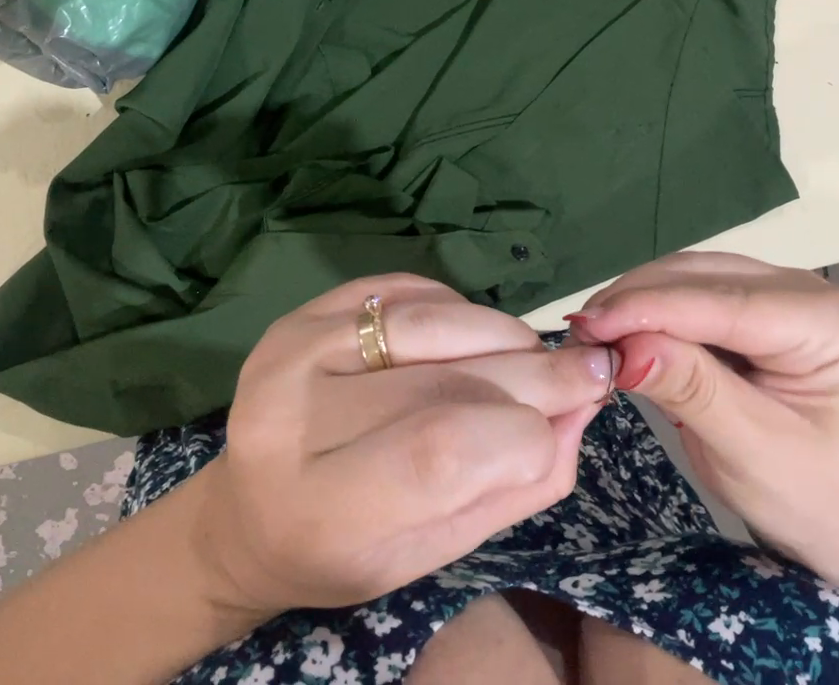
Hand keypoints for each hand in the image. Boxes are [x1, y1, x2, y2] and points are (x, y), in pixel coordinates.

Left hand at [189, 274, 615, 614]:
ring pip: (432, 319)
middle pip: (444, 378)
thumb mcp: (437, 548)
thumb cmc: (347, 549)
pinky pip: (405, 289)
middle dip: (536, 372)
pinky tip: (472, 336)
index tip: (568, 423)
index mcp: (324, 504)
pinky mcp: (301, 313)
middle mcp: (295, 416)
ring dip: (503, 333)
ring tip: (528, 357)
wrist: (252, 512)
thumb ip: (518, 484)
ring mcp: (292, 350)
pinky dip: (457, 307)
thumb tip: (585, 402)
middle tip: (587, 370)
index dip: (524, 433)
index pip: (442, 449)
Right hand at [565, 252, 838, 596]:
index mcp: (833, 325)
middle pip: (704, 278)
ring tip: (590, 336)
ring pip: (688, 276)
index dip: (653, 309)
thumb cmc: (808, 497)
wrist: (835, 520)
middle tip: (578, 336)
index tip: (589, 326)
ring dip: (635, 302)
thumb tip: (626, 348)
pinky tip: (617, 332)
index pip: (728, 303)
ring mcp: (778, 292)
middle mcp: (808, 292)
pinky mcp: (750, 304)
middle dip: (636, 302)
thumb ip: (693, 391)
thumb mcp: (751, 452)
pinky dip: (647, 311)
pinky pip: (687, 292)